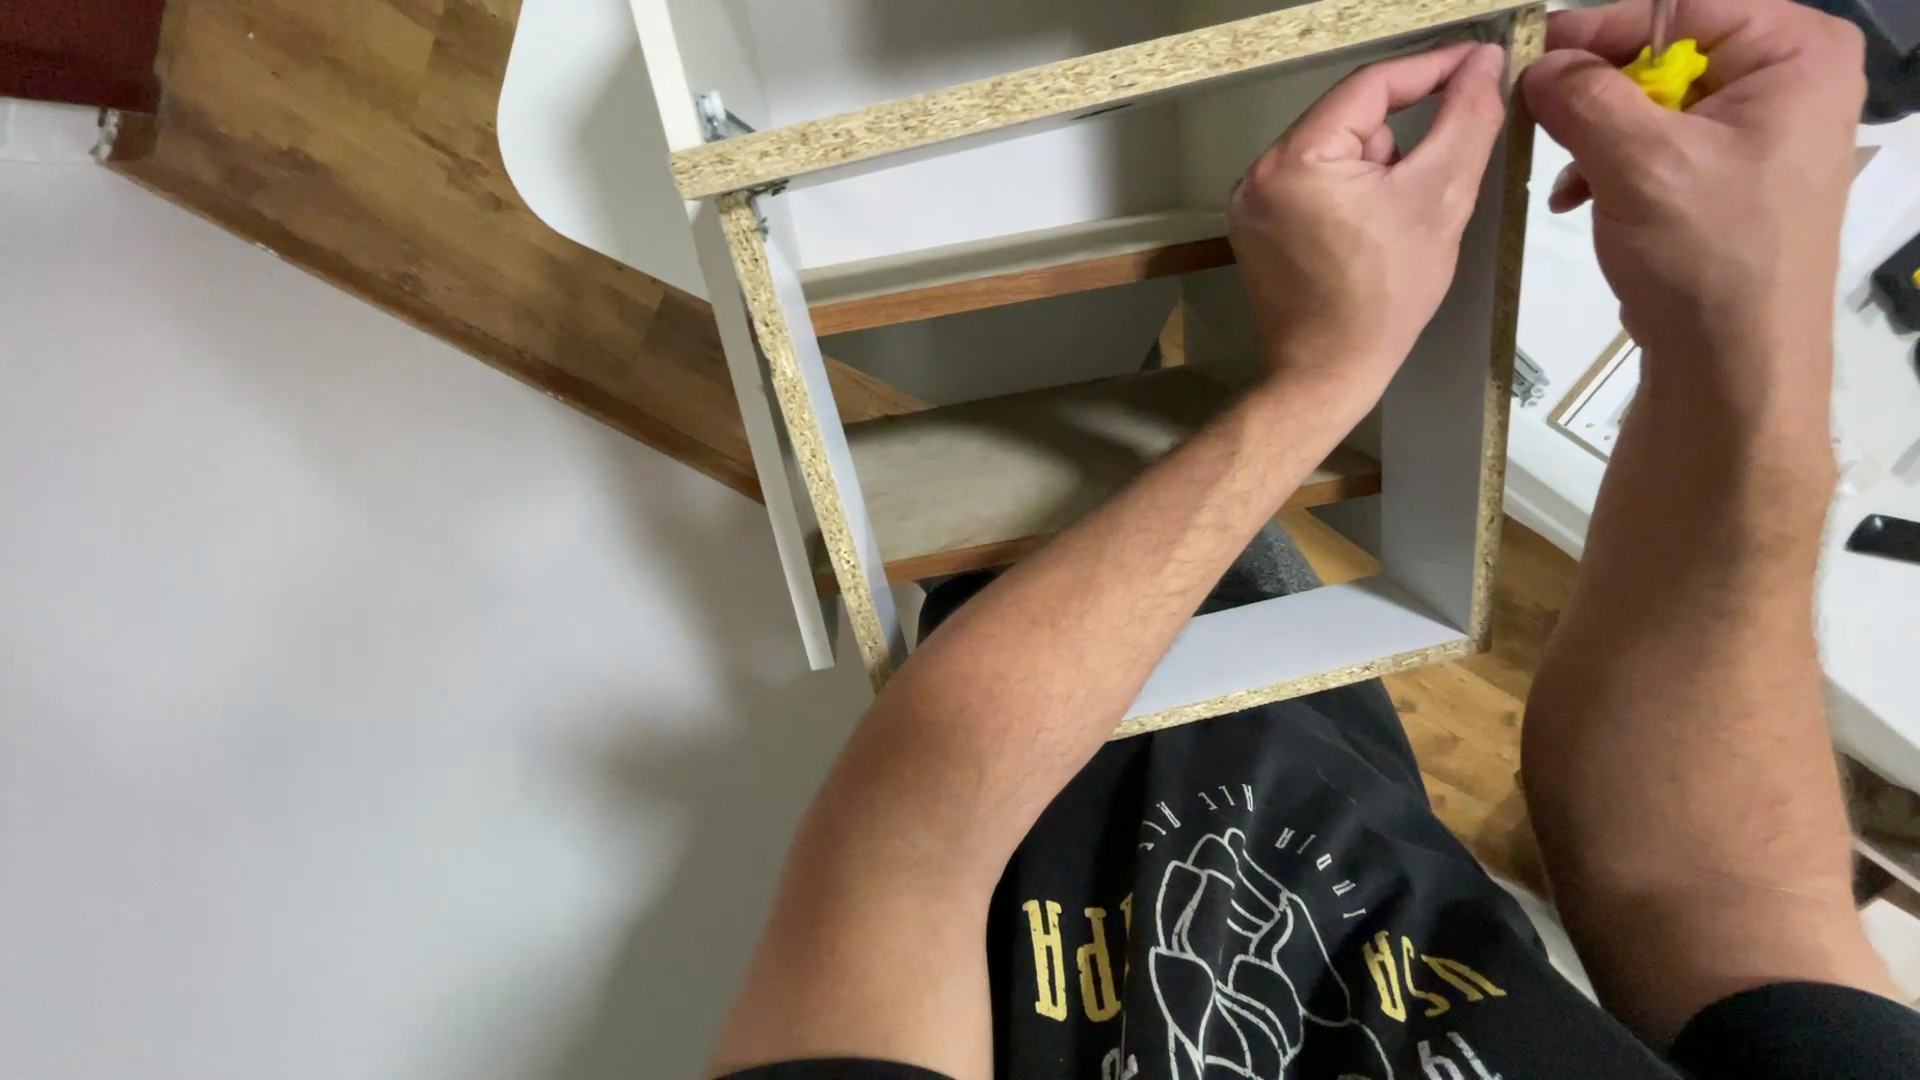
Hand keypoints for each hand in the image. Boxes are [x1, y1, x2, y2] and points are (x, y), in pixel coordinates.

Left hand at [1228, 42, 1508, 401]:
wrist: (1326, 370)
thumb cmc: (1382, 297)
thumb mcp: (1438, 197)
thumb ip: (1467, 116)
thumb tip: (1484, 60)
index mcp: (1291, 163)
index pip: (1368, 85)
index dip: (1430, 67)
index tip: (1479, 62)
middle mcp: (1255, 178)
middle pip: (1346, 120)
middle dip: (1396, 140)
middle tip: (1422, 184)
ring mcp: (1247, 205)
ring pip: (1330, 152)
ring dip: (1371, 169)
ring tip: (1387, 225)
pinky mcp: (1252, 229)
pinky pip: (1309, 185)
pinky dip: (1344, 192)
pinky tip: (1362, 234)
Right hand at [1524, 0, 1865, 398]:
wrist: (1730, 344)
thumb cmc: (1705, 247)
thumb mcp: (1640, 164)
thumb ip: (1586, 102)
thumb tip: (1539, 66)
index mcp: (1792, 53)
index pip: (1685, 6)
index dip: (1604, 27)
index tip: (1534, 50)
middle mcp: (1779, 80)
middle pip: (1665, 56)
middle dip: (1595, 93)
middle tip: (1540, 119)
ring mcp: (1748, 132)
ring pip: (1648, 106)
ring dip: (1593, 138)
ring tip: (1568, 179)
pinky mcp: (1715, 176)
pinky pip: (1649, 148)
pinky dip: (1605, 168)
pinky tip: (1579, 198)